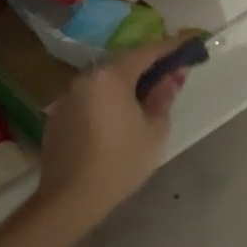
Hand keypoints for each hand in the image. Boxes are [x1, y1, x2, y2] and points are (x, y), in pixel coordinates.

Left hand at [34, 40, 189, 224]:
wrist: (69, 200)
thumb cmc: (120, 162)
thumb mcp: (155, 129)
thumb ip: (164, 94)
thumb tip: (174, 73)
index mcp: (112, 76)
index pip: (147, 52)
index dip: (171, 47)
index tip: (189, 45)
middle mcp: (87, 78)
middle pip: (123, 64)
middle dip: (148, 66)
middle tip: (170, 73)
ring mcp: (68, 97)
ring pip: (105, 81)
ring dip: (126, 83)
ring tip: (145, 97)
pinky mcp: (57, 117)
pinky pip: (89, 99)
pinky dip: (106, 100)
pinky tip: (116, 118)